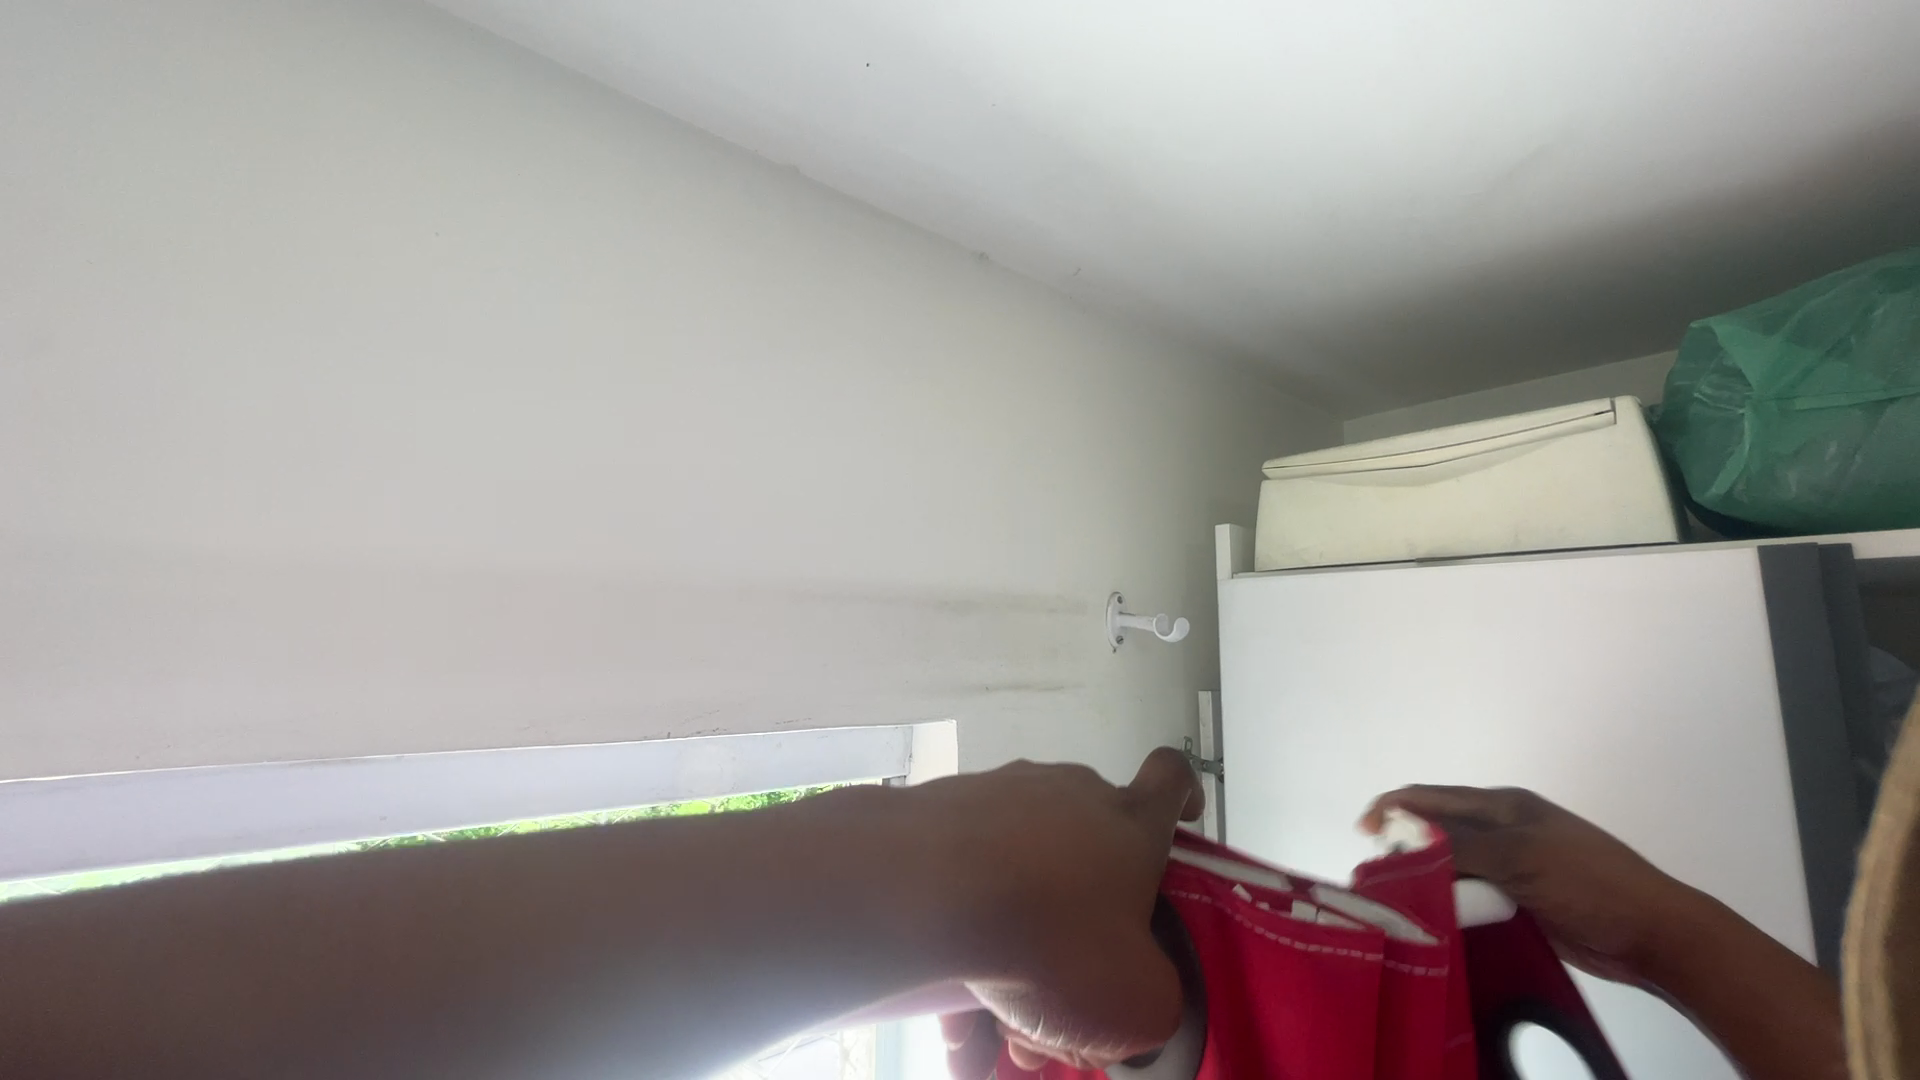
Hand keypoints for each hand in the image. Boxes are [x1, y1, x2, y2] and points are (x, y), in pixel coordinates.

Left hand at [911, 748, 1202, 1077]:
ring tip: (995, 1016)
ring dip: (1019, 940)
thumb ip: (1155, 990)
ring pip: (1025, 872)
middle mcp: (1069, 792)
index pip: (1171, 777)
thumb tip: (1135, 985)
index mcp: (1129, 822)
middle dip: (1079, 921)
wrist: (928, 889)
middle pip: (1090, 846)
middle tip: (1059, 996)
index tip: (1177, 820)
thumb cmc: (1054, 937)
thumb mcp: (1138, 1000)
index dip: (1182, 795)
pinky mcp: (949, 807)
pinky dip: (971, 931)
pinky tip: (954, 993)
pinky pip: (973, 874)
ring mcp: (1004, 792)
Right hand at [1359, 785, 1703, 983]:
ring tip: (1394, 894)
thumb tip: (1406, 843)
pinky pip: (1469, 894)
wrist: (1657, 936)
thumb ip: (1460, 846)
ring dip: (1424, 875)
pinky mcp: (1516, 899)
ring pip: (1450, 865)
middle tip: (1376, 870)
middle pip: (1436, 830)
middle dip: (1402, 844)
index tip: (1364, 831)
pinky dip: (1447, 900)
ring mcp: (1509, 865)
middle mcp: (1500, 830)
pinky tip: (1430, 912)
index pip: (1431, 797)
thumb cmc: (1589, 882)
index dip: (1392, 808)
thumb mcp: (1519, 855)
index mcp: (1501, 806)